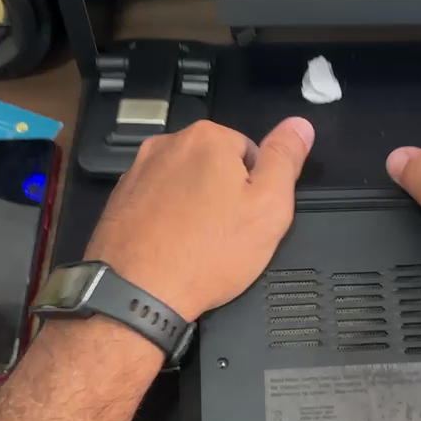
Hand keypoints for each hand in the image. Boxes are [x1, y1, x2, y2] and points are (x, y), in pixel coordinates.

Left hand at [86, 117, 313, 319]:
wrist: (138, 293)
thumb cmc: (207, 254)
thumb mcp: (269, 207)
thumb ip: (285, 159)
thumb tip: (299, 126)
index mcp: (208, 138)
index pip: (250, 152)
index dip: (256, 189)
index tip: (249, 217)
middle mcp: (168, 144)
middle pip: (215, 165)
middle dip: (225, 195)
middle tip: (228, 234)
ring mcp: (138, 170)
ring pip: (185, 184)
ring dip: (196, 207)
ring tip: (200, 244)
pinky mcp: (120, 198)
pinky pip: (159, 202)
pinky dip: (169, 219)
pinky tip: (175, 247)